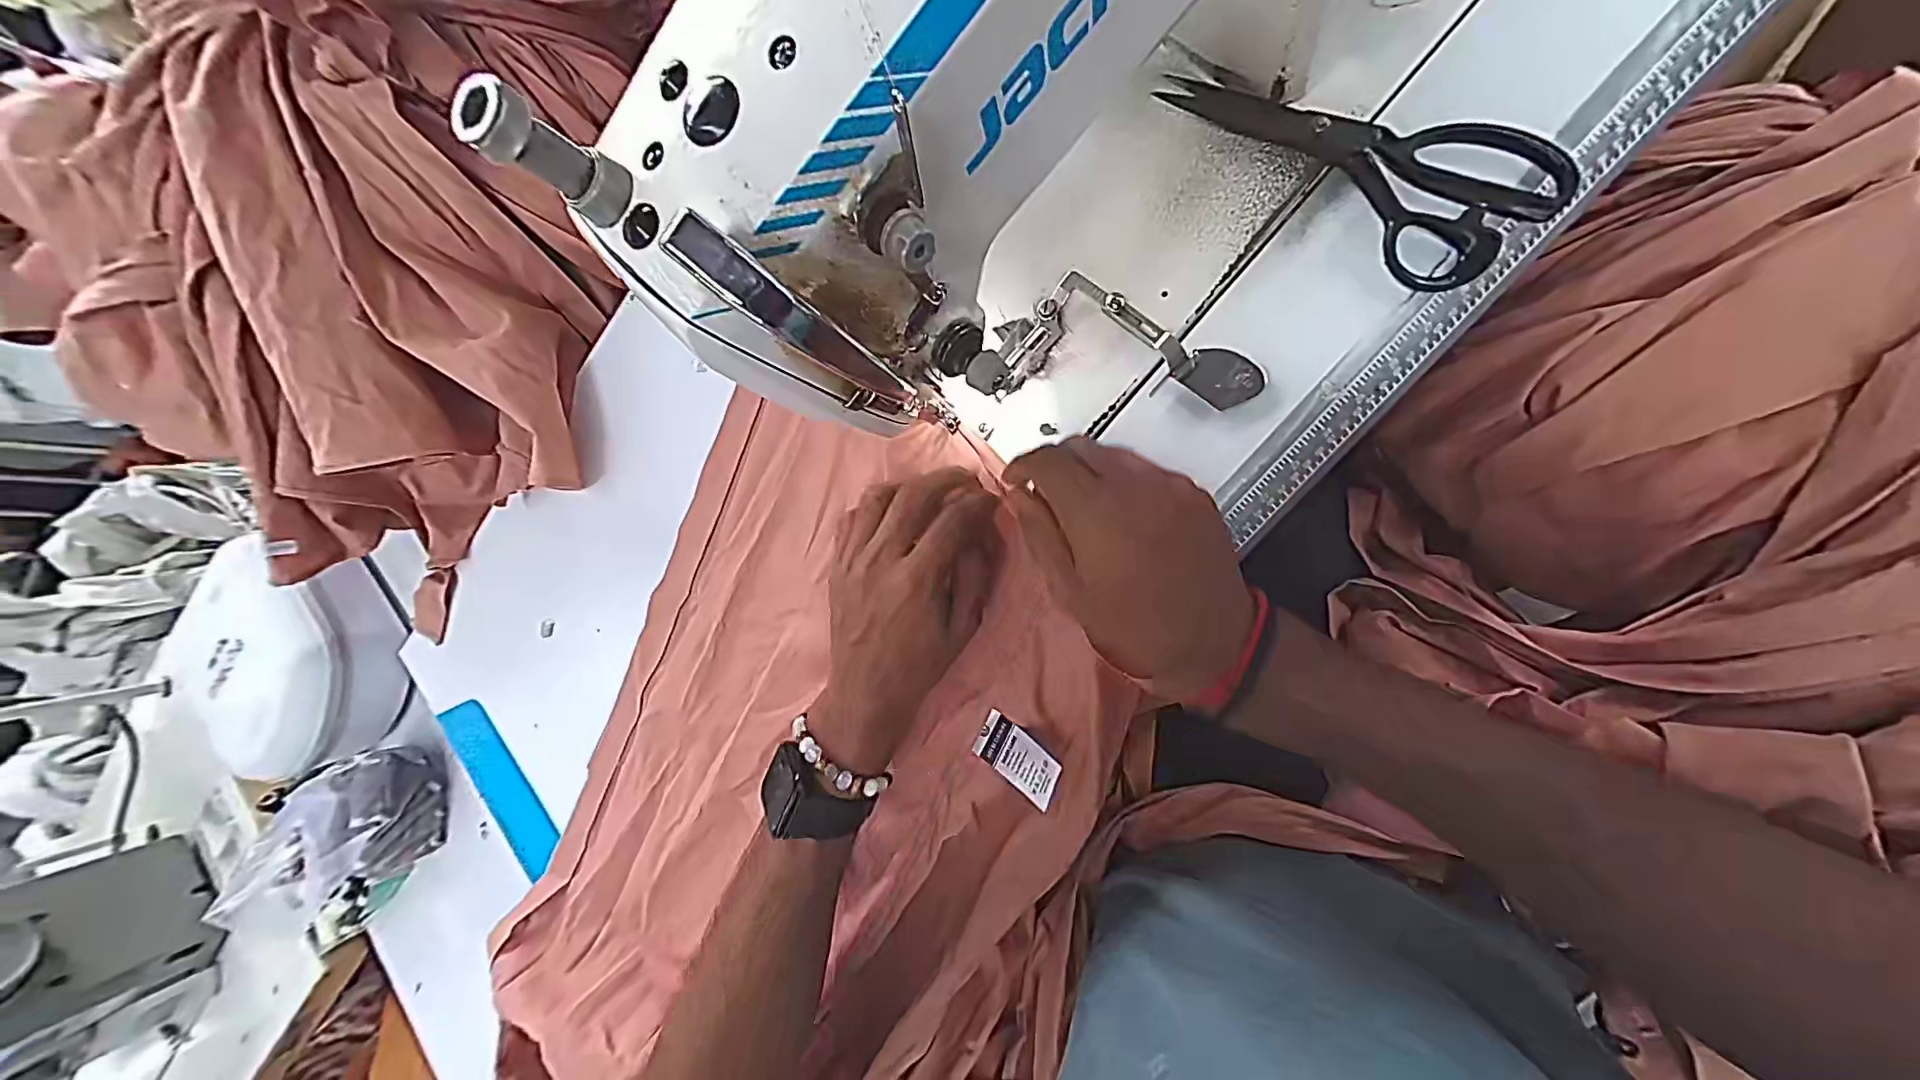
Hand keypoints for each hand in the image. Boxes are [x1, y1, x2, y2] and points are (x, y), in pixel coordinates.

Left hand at [811, 467, 1002, 773]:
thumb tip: (982, 532)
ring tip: (930, 488)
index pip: (952, 520)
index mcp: (917, 580)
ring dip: (910, 484)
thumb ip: (974, 575)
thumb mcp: (962, 628)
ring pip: (879, 496)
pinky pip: (853, 516)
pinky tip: (893, 510)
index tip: (992, 499)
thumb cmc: (919, 667)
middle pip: (914, 495)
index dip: (978, 502)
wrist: (865, 692)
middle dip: (947, 479)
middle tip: (967, 480)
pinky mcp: (838, 564)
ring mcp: (854, 560)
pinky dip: (875, 504)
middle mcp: (881, 561)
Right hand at [1004, 438, 1252, 702]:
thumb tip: (1019, 497)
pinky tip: (1125, 514)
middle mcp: (1134, 487)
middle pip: (1080, 447)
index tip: (1015, 479)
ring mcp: (1169, 486)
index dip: (1024, 465)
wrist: (1211, 645)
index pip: (1048, 460)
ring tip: (1086, 508)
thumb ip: (1040, 534)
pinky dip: (1126, 481)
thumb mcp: (1070, 591)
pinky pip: (1148, 470)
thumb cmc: (1134, 631)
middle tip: (1046, 494)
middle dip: (1056, 464)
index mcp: (1096, 512)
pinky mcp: (1194, 493)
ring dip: (1091, 470)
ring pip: (1115, 454)